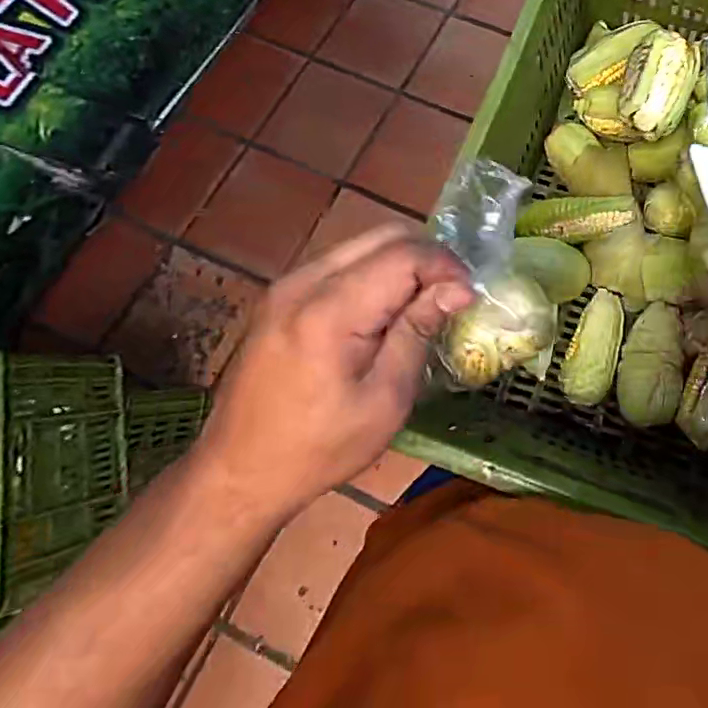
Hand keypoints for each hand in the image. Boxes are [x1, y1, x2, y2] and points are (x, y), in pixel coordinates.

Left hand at [194, 227, 472, 509]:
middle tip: (453, 293)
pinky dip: (376, 270)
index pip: (403, 256)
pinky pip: (342, 261)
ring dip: (402, 261)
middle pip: (383, 236)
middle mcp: (304, 282)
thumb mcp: (385, 400)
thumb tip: (458, 288)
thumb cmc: (320, 447)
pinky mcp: (281, 294)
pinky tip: (388, 306)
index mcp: (329, 311)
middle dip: (428, 256)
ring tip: (426, 299)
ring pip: (363, 243)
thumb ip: (418, 332)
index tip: (469, 295)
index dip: (445, 266)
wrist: (239, 472)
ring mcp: (287, 284)